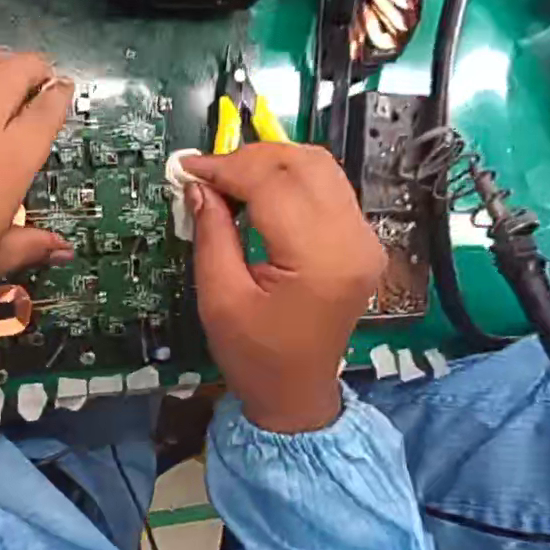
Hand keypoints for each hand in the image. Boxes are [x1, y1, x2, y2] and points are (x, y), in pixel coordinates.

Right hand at [181, 144, 383, 432]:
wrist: (295, 391)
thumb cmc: (252, 354)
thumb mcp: (218, 297)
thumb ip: (212, 235)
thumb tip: (198, 187)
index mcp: (319, 258)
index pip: (274, 185)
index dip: (227, 168)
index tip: (186, 168)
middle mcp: (353, 239)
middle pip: (306, 164)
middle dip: (249, 158)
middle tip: (204, 172)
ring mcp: (363, 238)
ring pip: (320, 168)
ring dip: (269, 163)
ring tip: (225, 179)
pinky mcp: (359, 241)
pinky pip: (326, 188)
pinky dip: (286, 179)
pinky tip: (254, 192)